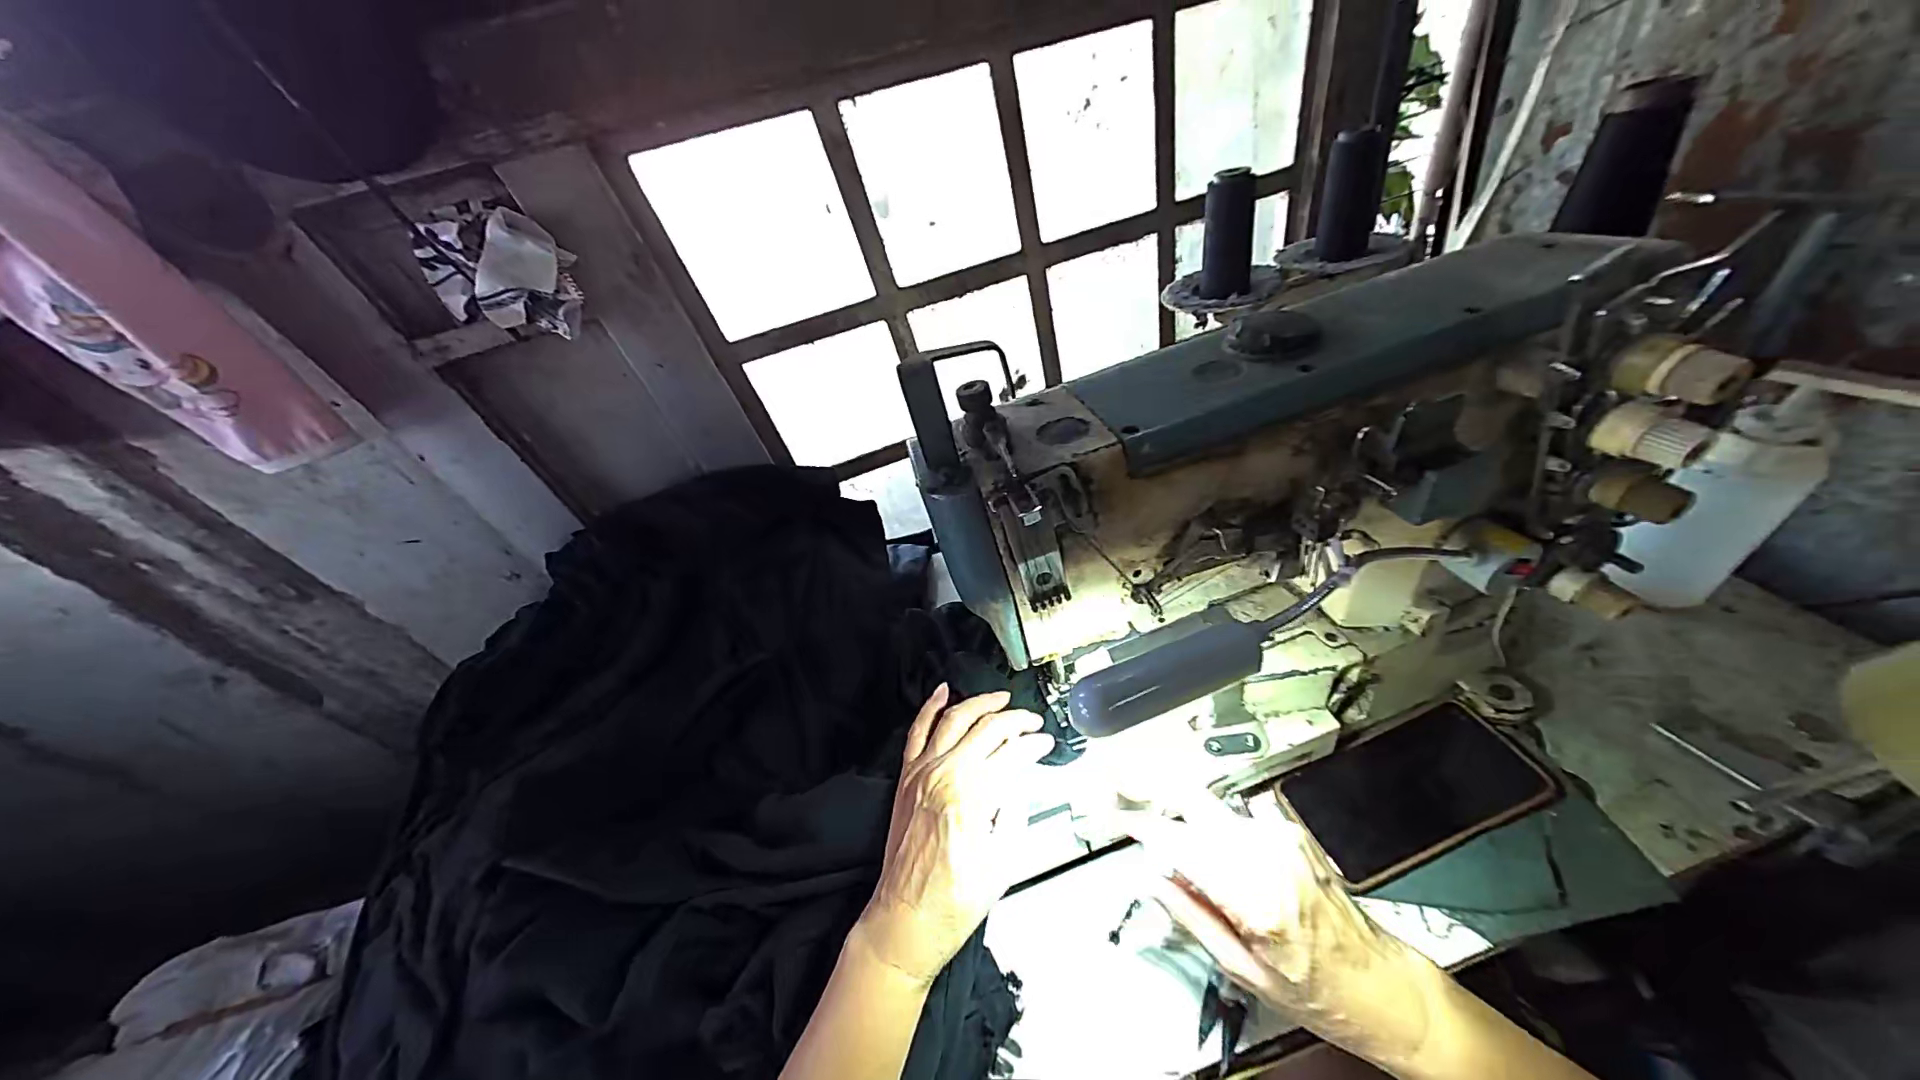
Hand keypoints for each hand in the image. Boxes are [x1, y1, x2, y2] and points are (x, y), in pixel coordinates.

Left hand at [853, 686, 1054, 985]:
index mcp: (970, 798)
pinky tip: (942, 693)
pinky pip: (917, 731)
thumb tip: (1020, 785)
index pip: (1011, 754)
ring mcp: (921, 774)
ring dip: (980, 703)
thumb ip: (1013, 814)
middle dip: (1016, 719)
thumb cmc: (948, 903)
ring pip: (954, 718)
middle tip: (1032, 723)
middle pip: (986, 728)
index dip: (1034, 746)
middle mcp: (942, 777)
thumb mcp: (1002, 863)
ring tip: (999, 699)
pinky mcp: (906, 778)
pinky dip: (930, 707)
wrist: (904, 920)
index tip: (1044, 746)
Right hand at [1123, 796, 1439, 1064]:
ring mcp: (1281, 838)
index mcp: (1253, 895)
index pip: (1178, 841)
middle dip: (1148, 781)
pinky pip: (1232, 816)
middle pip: (1193, 797)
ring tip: (1152, 818)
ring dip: (1176, 806)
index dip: (1138, 823)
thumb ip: (1192, 916)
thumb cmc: (1324, 991)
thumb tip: (1154, 880)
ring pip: (1210, 804)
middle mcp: (1268, 854)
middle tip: (1115, 777)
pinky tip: (1202, 844)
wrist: (1384, 986)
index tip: (1113, 816)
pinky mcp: (1289, 833)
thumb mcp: (1243, 971)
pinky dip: (1208, 822)